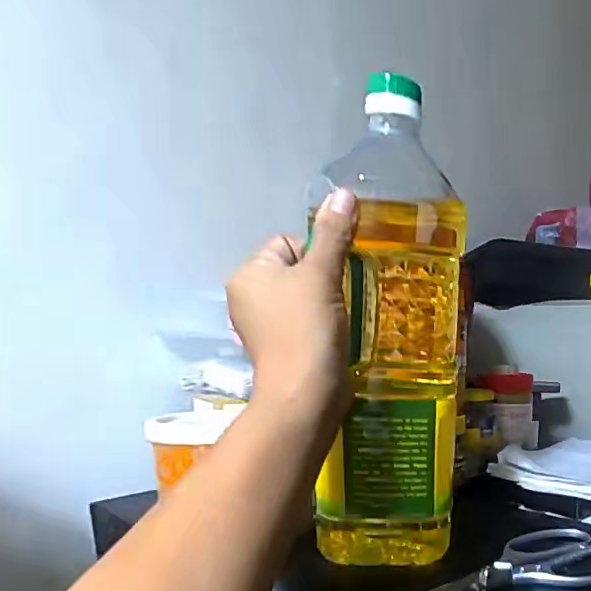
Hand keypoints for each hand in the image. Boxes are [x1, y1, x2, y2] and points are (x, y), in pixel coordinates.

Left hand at [226, 188, 356, 425]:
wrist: (305, 396)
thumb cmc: (306, 330)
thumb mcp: (321, 275)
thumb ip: (333, 234)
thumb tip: (342, 193)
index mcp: (247, 276)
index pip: (288, 243)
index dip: (316, 256)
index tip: (327, 281)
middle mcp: (248, 299)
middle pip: (298, 270)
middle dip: (323, 282)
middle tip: (333, 303)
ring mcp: (264, 328)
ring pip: (306, 299)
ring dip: (326, 305)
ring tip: (334, 322)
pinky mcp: (282, 351)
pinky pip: (306, 325)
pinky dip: (322, 328)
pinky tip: (331, 339)